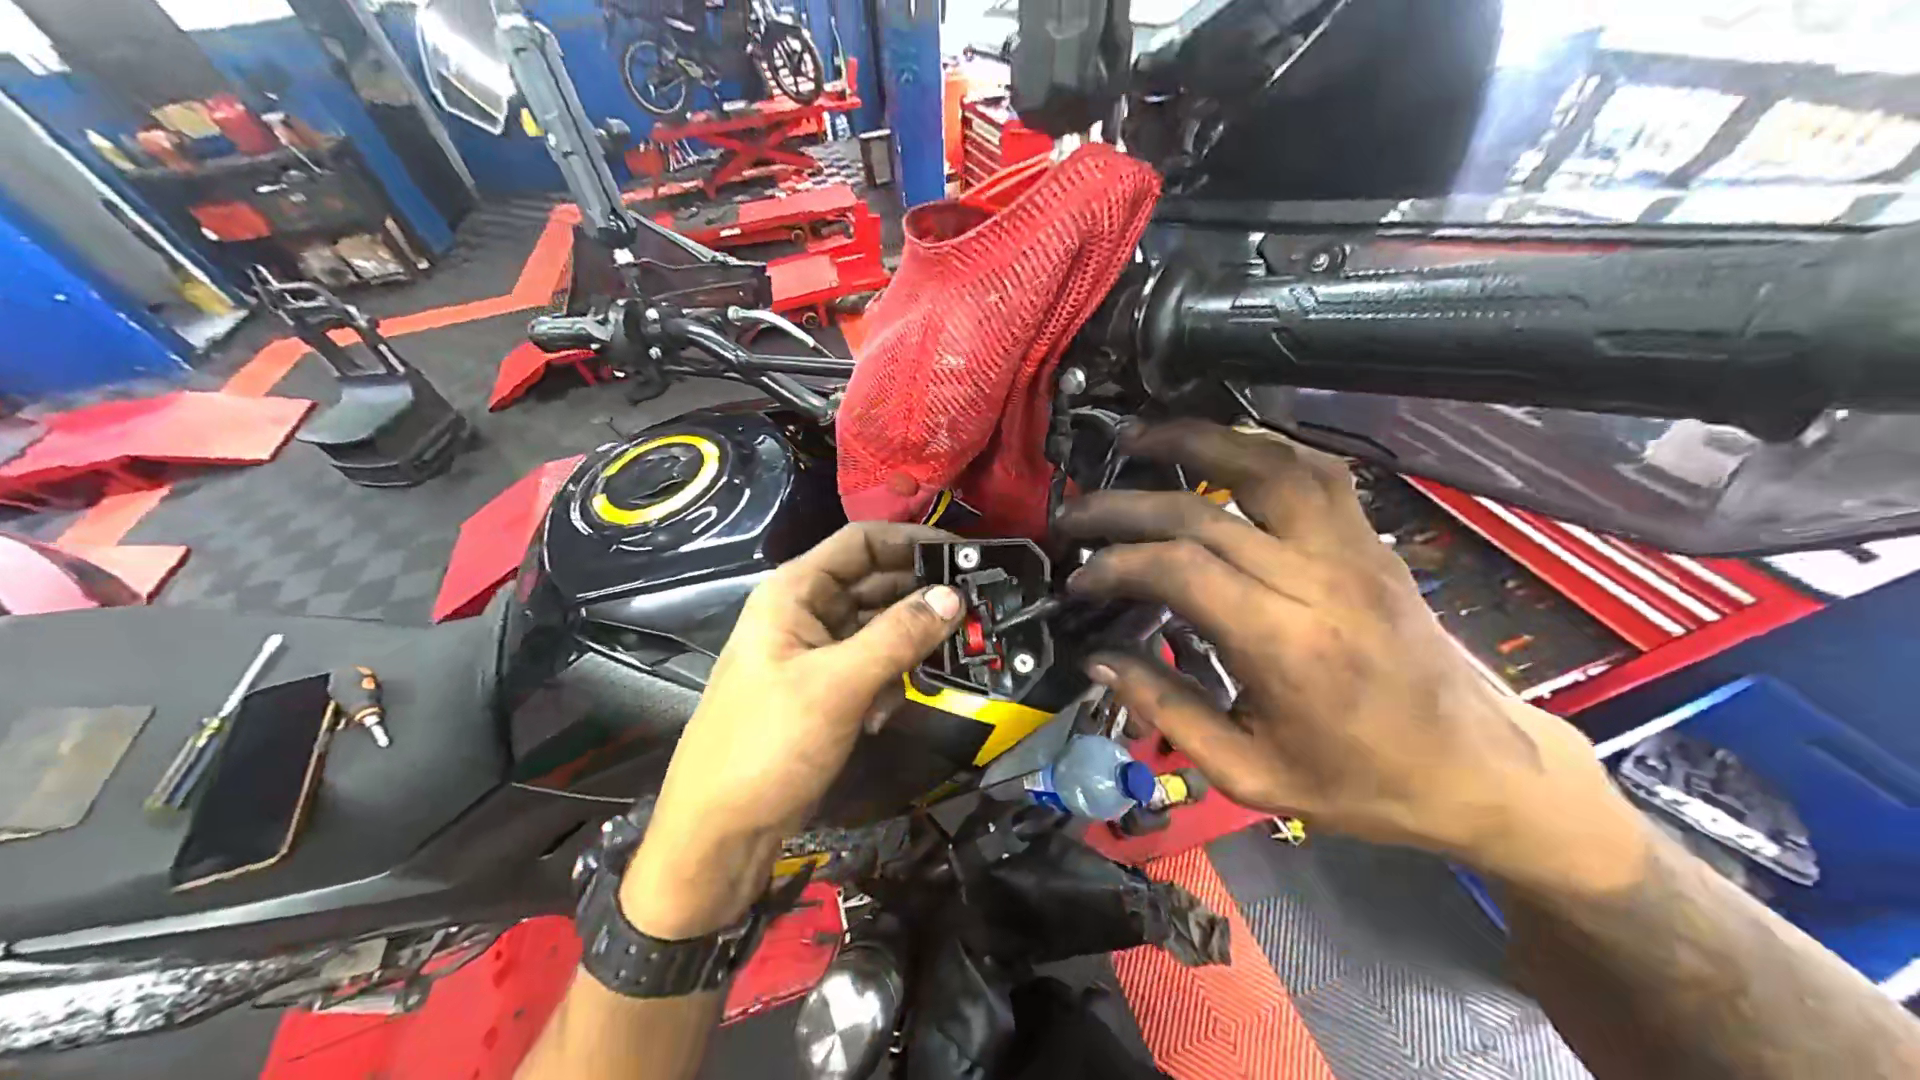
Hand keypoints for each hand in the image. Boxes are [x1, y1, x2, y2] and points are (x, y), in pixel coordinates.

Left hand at [621, 523, 963, 937]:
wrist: (721, 832)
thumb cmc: (768, 743)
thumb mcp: (838, 685)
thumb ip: (898, 636)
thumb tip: (955, 596)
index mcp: (794, 592)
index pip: (861, 544)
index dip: (913, 543)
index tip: (967, 556)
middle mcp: (805, 613)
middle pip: (876, 585)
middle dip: (921, 600)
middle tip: (976, 613)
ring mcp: (815, 653)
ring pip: (879, 629)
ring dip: (908, 648)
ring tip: (942, 666)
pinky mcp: (827, 689)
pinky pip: (872, 666)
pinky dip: (888, 682)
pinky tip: (885, 713)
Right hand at [1057, 421, 1648, 895]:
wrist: (1478, 770)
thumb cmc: (1360, 782)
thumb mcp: (1249, 773)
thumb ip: (1167, 709)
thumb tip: (1098, 658)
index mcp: (1286, 645)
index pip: (1182, 568)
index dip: (1117, 563)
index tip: (1080, 578)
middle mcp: (1320, 580)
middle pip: (1204, 512)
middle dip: (1126, 504)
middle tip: (1076, 512)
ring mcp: (1353, 549)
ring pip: (1268, 464)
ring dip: (1196, 441)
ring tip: (1140, 438)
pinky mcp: (1371, 540)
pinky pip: (1315, 469)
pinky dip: (1260, 446)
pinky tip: (1222, 448)